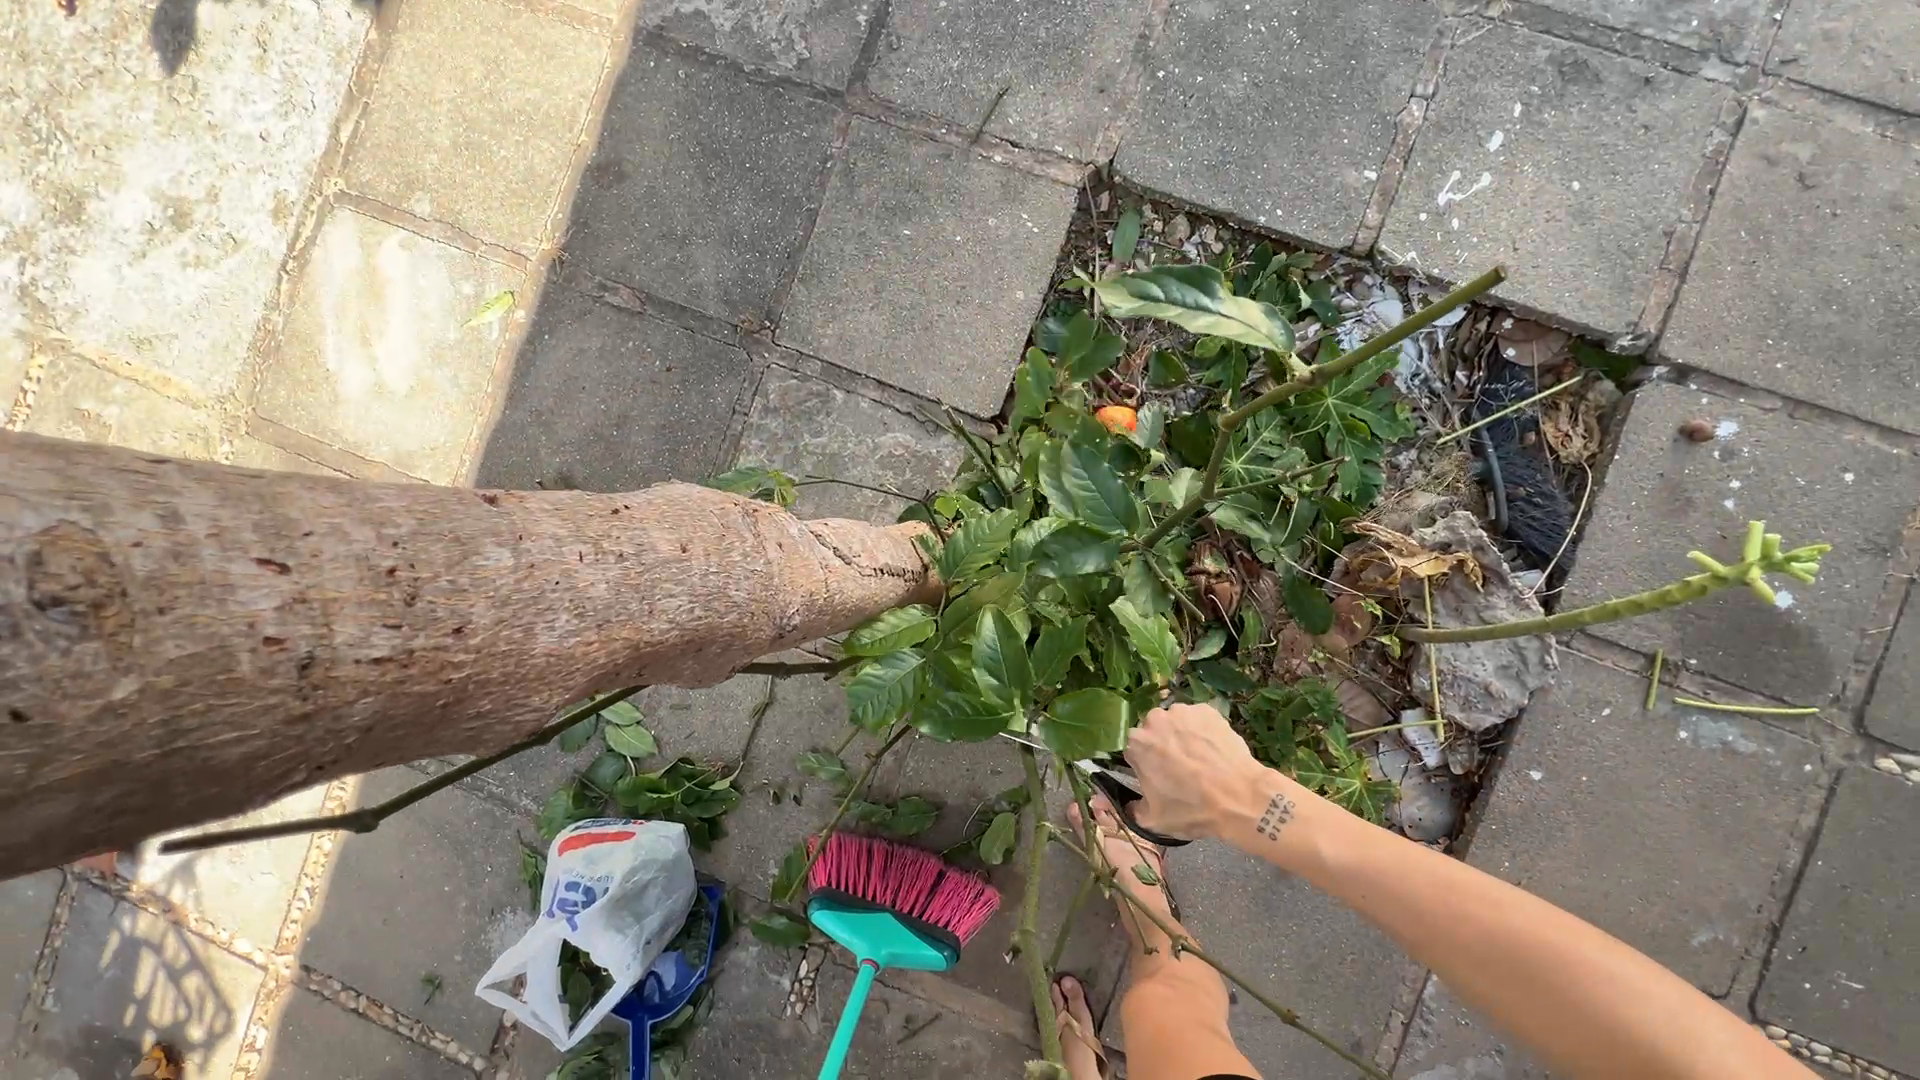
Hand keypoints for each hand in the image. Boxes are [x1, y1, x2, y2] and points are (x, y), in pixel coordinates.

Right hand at [1125, 701, 1272, 839]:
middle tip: (1180, 769)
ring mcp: (1183, 712)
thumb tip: (1128, 805)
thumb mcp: (1155, 820)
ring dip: (1181, 736)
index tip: (1158, 777)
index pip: (1133, 750)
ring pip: (1176, 723)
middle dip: (1162, 746)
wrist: (1241, 798)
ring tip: (1200, 759)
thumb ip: (1133, 809)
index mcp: (1137, 743)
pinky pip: (1198, 719)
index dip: (1145, 765)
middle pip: (1153, 731)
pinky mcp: (1207, 710)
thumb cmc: (1193, 809)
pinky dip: (1202, 731)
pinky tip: (1213, 751)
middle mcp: (1155, 719)